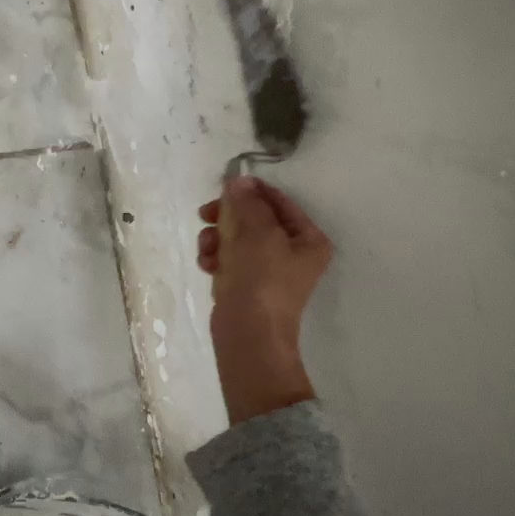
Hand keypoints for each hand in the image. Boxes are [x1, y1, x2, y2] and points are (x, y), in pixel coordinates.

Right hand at [197, 176, 333, 422]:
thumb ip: (247, 203)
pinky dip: (216, 257)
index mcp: (308, 239)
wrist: (248, 335)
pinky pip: (229, 259)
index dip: (251, 191)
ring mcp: (269, 271)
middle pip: (255, 219)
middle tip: (206, 215)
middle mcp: (293, 253)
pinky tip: (207, 265)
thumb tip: (238, 180)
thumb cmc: (261, 281)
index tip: (223, 186)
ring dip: (218, 238)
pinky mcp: (247, 285)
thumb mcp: (256, 233)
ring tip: (207, 249)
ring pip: (237, 238)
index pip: (279, 202)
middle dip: (228, 218)